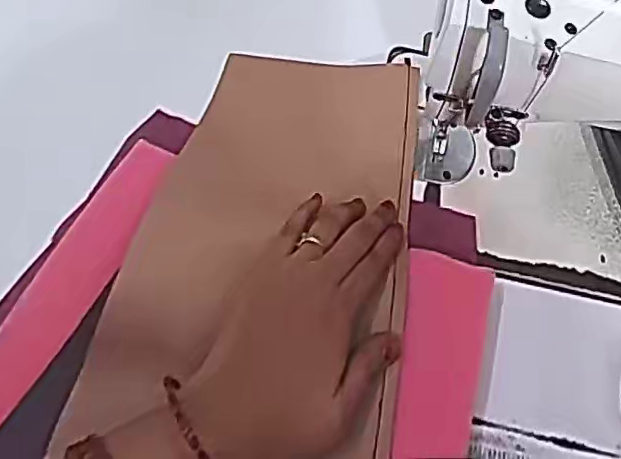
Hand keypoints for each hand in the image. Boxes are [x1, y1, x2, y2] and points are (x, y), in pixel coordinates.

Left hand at [181, 196, 404, 458]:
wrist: (222, 416)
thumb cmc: (280, 417)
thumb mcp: (338, 413)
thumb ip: (369, 369)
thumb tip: (393, 340)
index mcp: (339, 312)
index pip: (372, 266)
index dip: (388, 245)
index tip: (398, 232)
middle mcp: (316, 283)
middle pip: (355, 240)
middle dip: (375, 220)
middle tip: (388, 208)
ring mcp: (287, 272)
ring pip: (325, 228)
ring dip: (345, 212)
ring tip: (358, 203)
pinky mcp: (262, 271)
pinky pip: (288, 230)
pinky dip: (303, 213)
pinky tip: (314, 203)